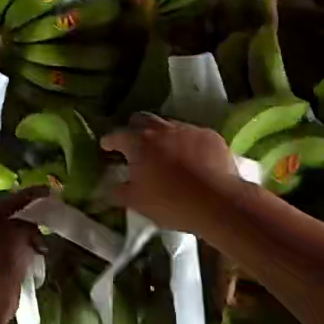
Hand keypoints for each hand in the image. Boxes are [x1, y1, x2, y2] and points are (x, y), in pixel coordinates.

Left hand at [0, 187, 49, 323]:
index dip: (30, 196)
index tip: (48, 191)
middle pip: (6, 218)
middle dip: (29, 219)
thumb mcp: (18, 240)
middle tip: (49, 219)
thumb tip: (32, 227)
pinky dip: (20, 248)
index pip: (8, 203)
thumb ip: (25, 225)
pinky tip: (33, 254)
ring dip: (26, 236)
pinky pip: (5, 247)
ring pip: (7, 233)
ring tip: (42, 245)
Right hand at [100, 114, 249, 232]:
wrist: (217, 201)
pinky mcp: (211, 136)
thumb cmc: (171, 203)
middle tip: (134, 139)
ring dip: (163, 134)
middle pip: (144, 119)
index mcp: (139, 144)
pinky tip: (192, 156)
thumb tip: (113, 186)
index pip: (118, 136)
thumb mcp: (138, 203)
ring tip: (164, 149)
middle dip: (135, 127)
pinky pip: (194, 134)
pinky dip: (188, 143)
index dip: (110, 141)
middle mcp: (162, 130)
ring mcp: (189, 130)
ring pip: (170, 125)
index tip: (106, 145)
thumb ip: (121, 191)